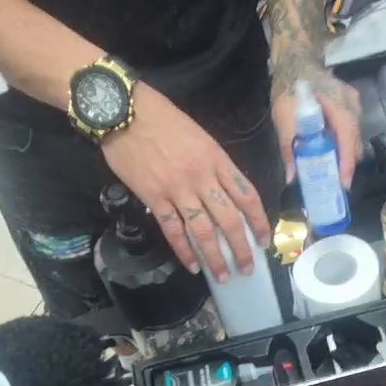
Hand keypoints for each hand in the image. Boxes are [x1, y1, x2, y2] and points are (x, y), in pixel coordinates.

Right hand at [102, 83, 270, 282]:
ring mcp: (177, 189)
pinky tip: (193, 266)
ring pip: (204, 230)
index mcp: (217, 159)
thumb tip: (229, 196)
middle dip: (242, 248)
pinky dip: (184, 250)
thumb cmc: (162, 119)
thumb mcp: (200, 137)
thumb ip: (215, 166)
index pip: (247, 196)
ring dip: (216, 257)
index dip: (259, 222)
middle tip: (248, 269)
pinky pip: (173, 230)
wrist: (122, 109)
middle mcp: (202, 177)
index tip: (264, 241)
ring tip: (223, 276)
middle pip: (229, 220)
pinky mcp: (154, 197)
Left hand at [273, 70, 362, 187]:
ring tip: (332, 173)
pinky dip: (343, 147)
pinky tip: (331, 156)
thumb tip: (292, 178)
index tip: (343, 184)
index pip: (348, 137)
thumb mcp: (284, 116)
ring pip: (355, 139)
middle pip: (355, 143)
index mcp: (338, 103)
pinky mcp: (351, 108)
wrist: (296, 59)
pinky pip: (352, 133)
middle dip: (346, 165)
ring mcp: (354, 105)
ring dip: (345, 157)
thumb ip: (289, 147)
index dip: (347, 163)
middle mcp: (352, 105)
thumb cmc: (290, 86)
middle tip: (334, 184)